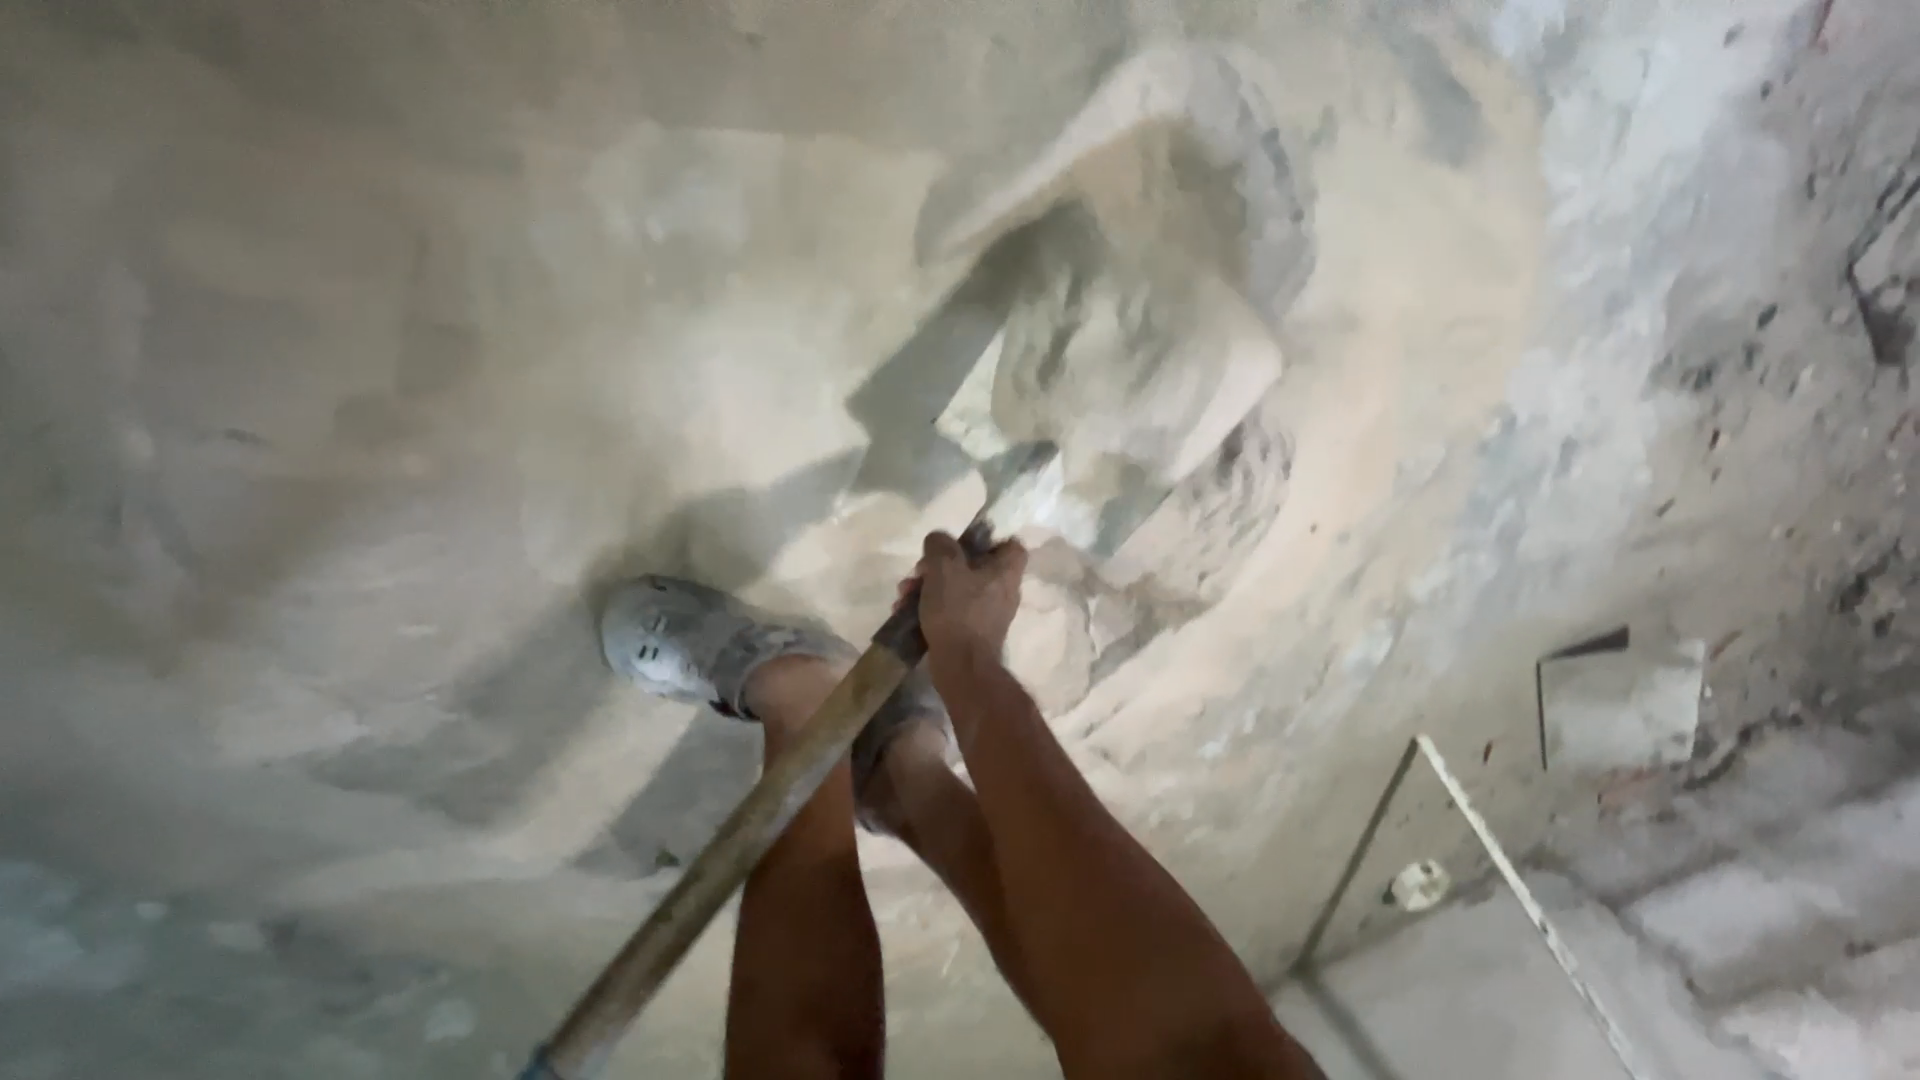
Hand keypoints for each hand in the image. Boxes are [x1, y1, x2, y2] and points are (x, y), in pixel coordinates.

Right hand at [895, 531, 1027, 657]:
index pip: (1012, 545)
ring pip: (958, 589)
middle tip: (918, 573)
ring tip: (904, 595)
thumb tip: (939, 540)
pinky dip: (932, 609)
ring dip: (929, 588)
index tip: (960, 542)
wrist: (961, 666)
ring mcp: (989, 615)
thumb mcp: (944, 567)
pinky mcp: (973, 633)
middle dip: (940, 567)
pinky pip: (953, 611)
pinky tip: (905, 613)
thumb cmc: (957, 611)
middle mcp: (1003, 591)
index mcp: (1005, 571)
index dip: (989, 539)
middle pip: (974, 566)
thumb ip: (940, 545)